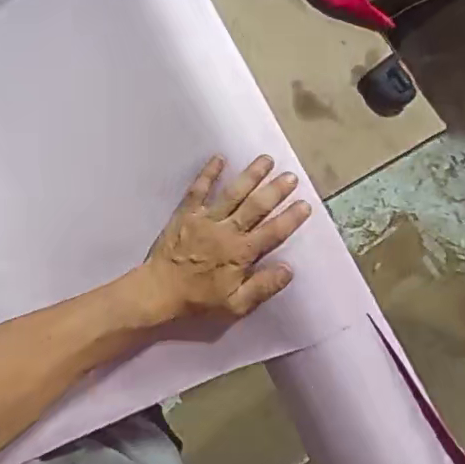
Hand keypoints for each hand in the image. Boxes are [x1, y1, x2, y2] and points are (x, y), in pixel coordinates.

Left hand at [115, 155, 311, 326]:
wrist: (159, 290)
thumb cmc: (198, 300)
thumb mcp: (235, 305)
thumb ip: (263, 287)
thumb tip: (289, 269)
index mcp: (241, 253)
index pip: (272, 232)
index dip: (290, 218)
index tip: (305, 204)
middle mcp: (226, 231)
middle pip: (256, 207)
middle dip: (275, 190)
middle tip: (291, 176)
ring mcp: (205, 219)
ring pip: (232, 193)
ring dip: (250, 176)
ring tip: (265, 160)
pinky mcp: (186, 213)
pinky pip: (198, 189)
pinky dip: (208, 173)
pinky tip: (219, 158)